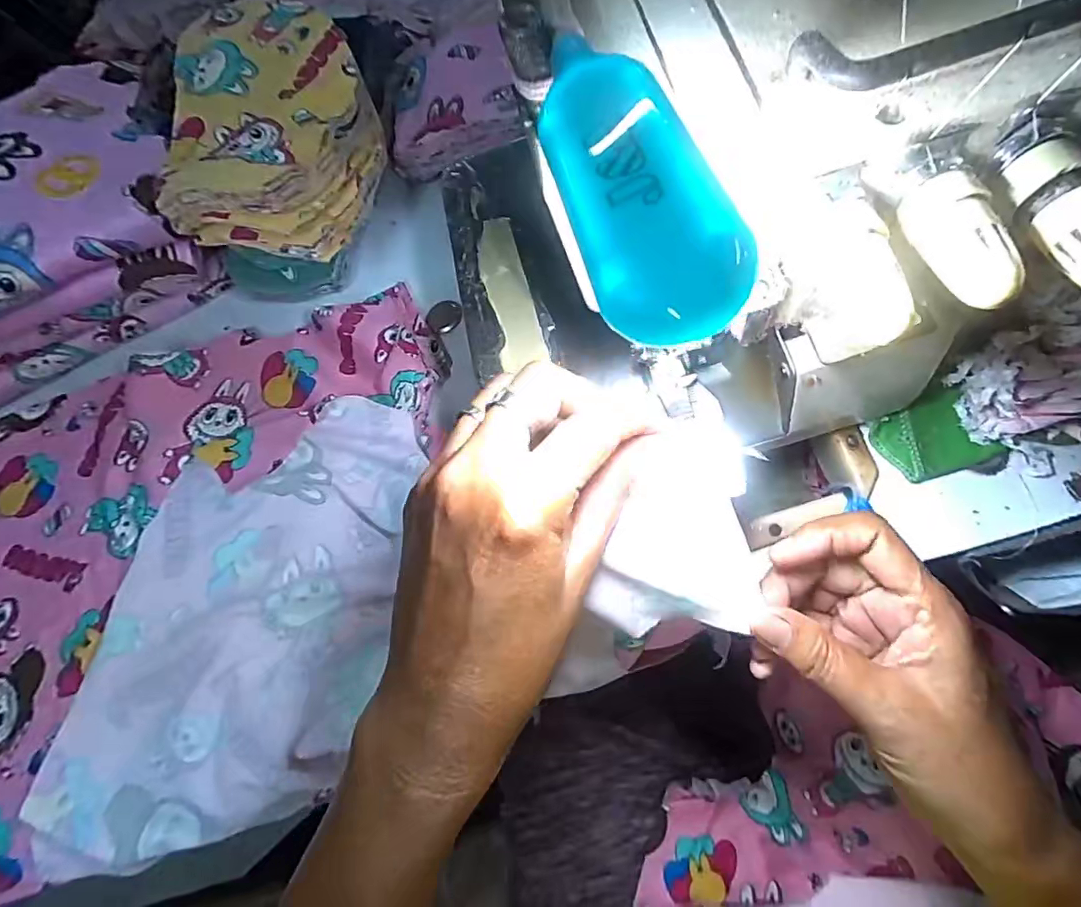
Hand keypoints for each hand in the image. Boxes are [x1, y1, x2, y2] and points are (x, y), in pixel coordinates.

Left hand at [368, 361, 654, 801]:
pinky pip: (472, 428)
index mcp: (522, 501)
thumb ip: (612, 494)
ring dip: (544, 406)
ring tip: (574, 441)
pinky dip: (509, 428)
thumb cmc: (519, 655)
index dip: (636, 417)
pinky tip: (530, 463)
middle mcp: (474, 469)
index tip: (659, 428)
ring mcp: (438, 470)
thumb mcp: (579, 574)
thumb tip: (649, 447)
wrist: (436, 698)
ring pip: (498, 394)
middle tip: (612, 431)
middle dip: (586, 396)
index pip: (592, 424)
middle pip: (537, 382)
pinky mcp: (421, 482)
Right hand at [750, 513, 1080, 906]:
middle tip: (759, 615)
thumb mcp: (887, 707)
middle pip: (832, 564)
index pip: (870, 538)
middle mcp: (894, 604)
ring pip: (814, 596)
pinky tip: (768, 664)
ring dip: (781, 615)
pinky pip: (810, 632)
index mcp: (920, 602)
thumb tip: (759, 618)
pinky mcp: (856, 656)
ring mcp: (873, 630)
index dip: (822, 537)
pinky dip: (785, 642)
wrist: (986, 825)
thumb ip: (821, 658)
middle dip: (790, 583)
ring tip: (760, 648)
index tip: (778, 562)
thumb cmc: (956, 762)